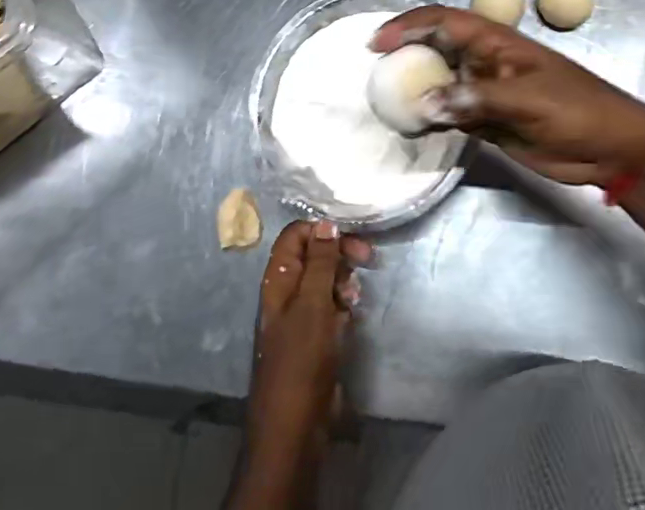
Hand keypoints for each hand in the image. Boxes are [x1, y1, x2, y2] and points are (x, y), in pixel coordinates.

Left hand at [237, 220, 371, 502]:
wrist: (295, 422)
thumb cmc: (302, 357)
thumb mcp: (314, 303)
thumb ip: (319, 261)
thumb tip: (325, 222)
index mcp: (278, 279)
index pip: (297, 234)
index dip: (323, 230)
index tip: (352, 238)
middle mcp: (286, 291)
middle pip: (314, 253)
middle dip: (340, 254)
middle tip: (367, 259)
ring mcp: (300, 313)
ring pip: (325, 279)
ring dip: (343, 281)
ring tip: (354, 299)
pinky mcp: (314, 334)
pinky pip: (330, 305)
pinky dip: (343, 304)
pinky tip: (352, 316)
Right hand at [371, 5, 644, 186]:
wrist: (610, 147)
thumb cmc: (577, 109)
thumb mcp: (529, 99)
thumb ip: (477, 99)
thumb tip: (426, 103)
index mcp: (497, 43)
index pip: (445, 21)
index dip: (410, 25)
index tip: (378, 42)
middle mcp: (485, 61)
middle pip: (437, 48)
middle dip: (405, 54)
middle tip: (372, 73)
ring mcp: (485, 91)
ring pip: (441, 82)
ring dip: (415, 88)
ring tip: (383, 100)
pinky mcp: (488, 120)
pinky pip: (451, 113)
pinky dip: (431, 116)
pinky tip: (412, 125)